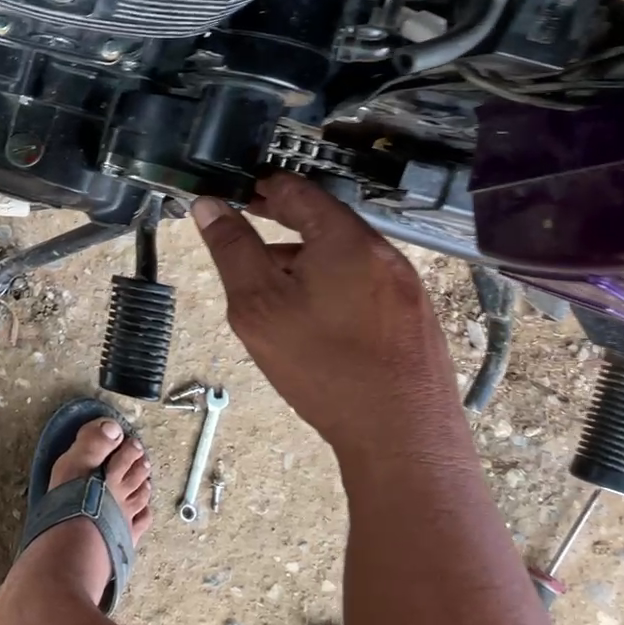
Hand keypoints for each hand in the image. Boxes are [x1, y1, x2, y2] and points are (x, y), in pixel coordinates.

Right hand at [190, 174, 461, 457]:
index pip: (298, 191)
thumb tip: (209, 204)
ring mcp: (406, 287)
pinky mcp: (414, 318)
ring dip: (302, 252)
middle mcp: (384, 255)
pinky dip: (327, 277)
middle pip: (325, 219)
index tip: (230, 189)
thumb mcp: (257, 304)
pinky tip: (307, 312)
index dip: (260, 185)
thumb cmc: (321, 365)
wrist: (403, 440)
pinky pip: (361, 279)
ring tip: (266, 277)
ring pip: (343, 252)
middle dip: (280, 217)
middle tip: (242, 222)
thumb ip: (232, 249)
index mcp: (347, 241)